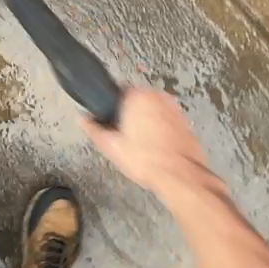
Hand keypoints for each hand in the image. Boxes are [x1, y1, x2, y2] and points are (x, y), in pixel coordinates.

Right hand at [81, 88, 216, 198]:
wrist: (179, 176)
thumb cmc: (148, 160)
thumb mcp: (110, 146)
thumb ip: (93, 129)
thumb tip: (83, 120)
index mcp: (138, 95)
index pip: (119, 91)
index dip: (113, 108)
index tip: (111, 121)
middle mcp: (159, 97)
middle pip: (137, 100)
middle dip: (130, 115)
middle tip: (125, 136)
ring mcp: (175, 109)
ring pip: (153, 111)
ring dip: (146, 122)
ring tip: (141, 146)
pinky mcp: (185, 123)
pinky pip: (166, 122)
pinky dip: (160, 131)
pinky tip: (155, 149)